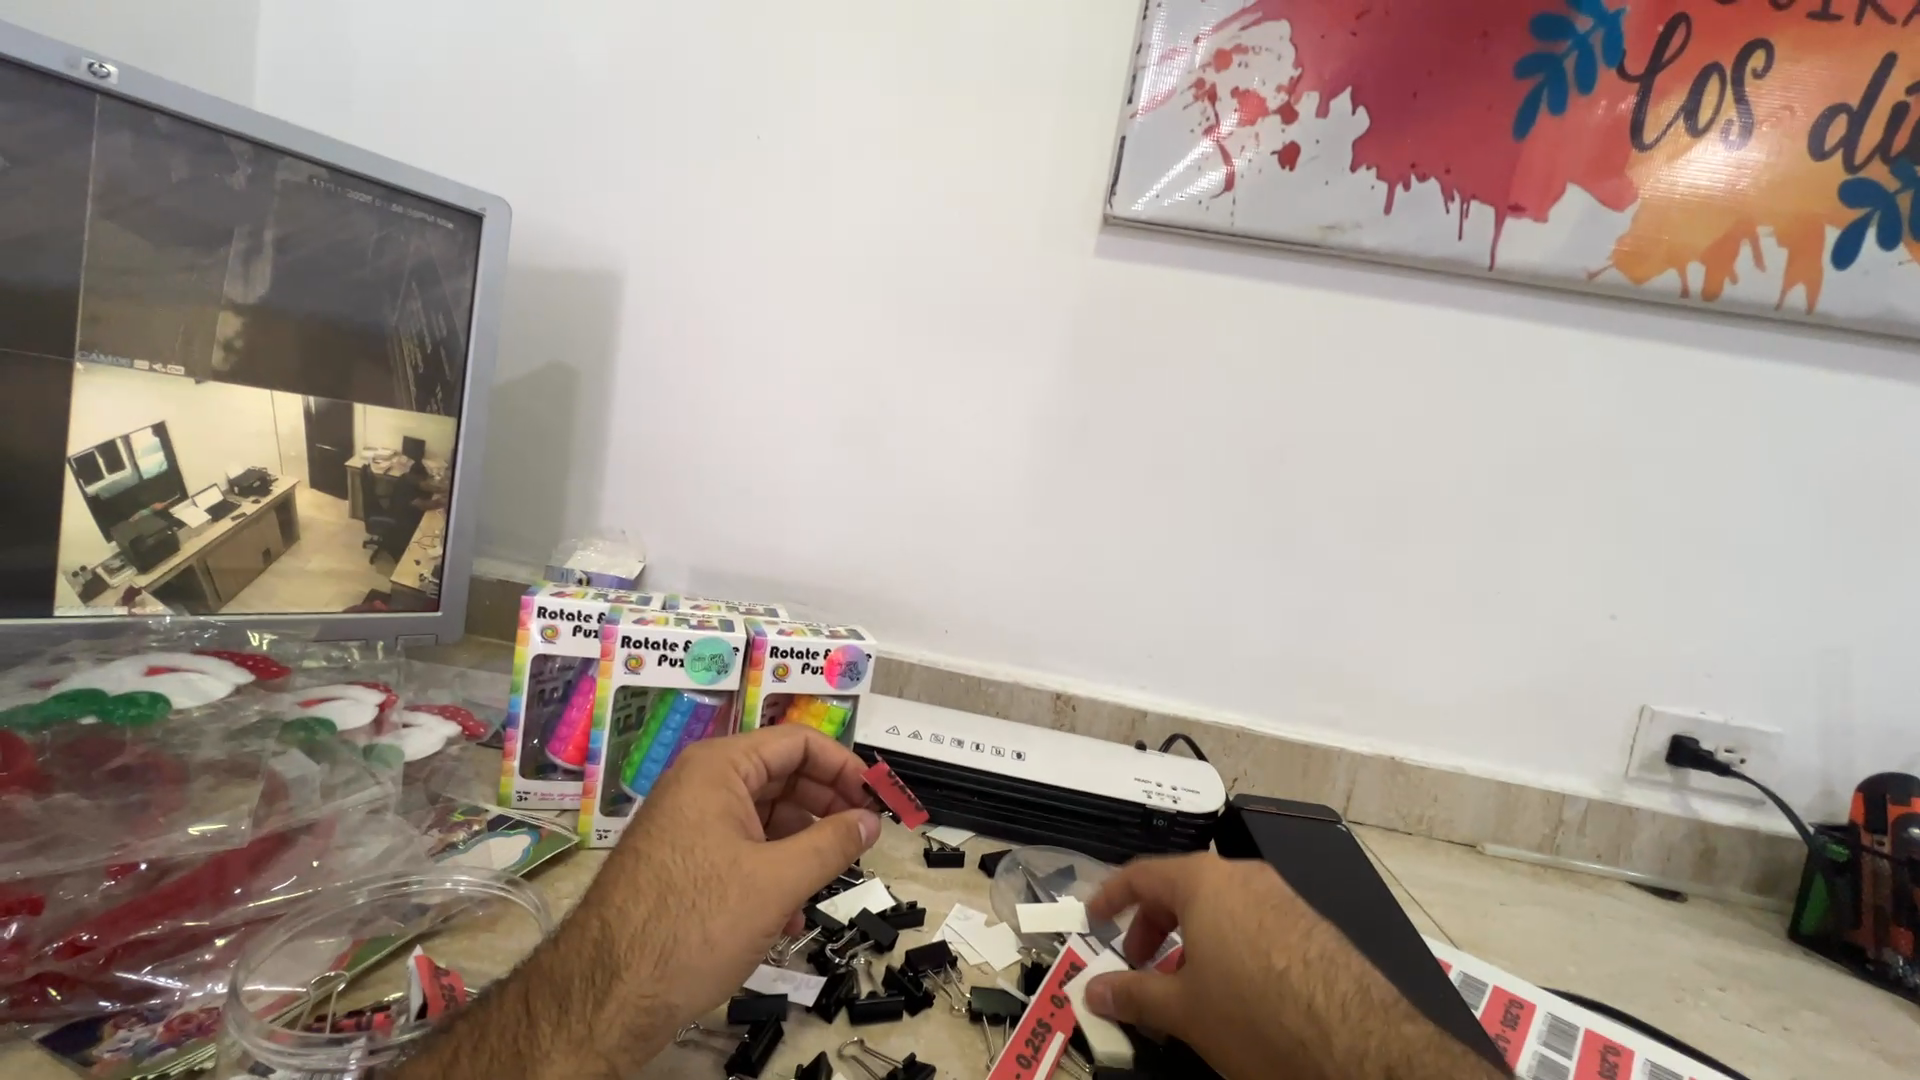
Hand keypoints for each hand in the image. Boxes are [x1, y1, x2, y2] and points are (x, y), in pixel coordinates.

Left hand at [396, 726, 881, 1079]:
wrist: (601, 1000)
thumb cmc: (693, 924)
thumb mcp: (777, 882)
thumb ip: (833, 843)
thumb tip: (871, 821)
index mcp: (719, 767)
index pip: (798, 742)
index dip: (844, 766)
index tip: (878, 799)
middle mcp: (701, 784)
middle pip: (782, 775)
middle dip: (826, 806)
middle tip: (862, 838)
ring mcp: (689, 823)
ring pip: (765, 816)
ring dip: (802, 845)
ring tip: (828, 881)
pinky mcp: (682, 861)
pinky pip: (742, 847)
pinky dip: (773, 870)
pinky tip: (789, 915)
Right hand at [1083, 853, 1500, 1079]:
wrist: (1365, 1049)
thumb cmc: (1256, 1016)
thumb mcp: (1184, 1010)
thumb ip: (1132, 994)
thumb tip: (1093, 991)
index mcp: (1203, 881)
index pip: (1140, 874)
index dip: (1110, 896)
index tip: (1092, 918)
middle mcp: (1241, 876)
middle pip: (1180, 887)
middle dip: (1152, 925)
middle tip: (1140, 966)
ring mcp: (1281, 895)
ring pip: (1219, 906)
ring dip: (1190, 937)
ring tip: (1186, 985)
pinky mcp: (1310, 922)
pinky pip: (1252, 921)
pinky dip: (1227, 943)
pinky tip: (1234, 989)